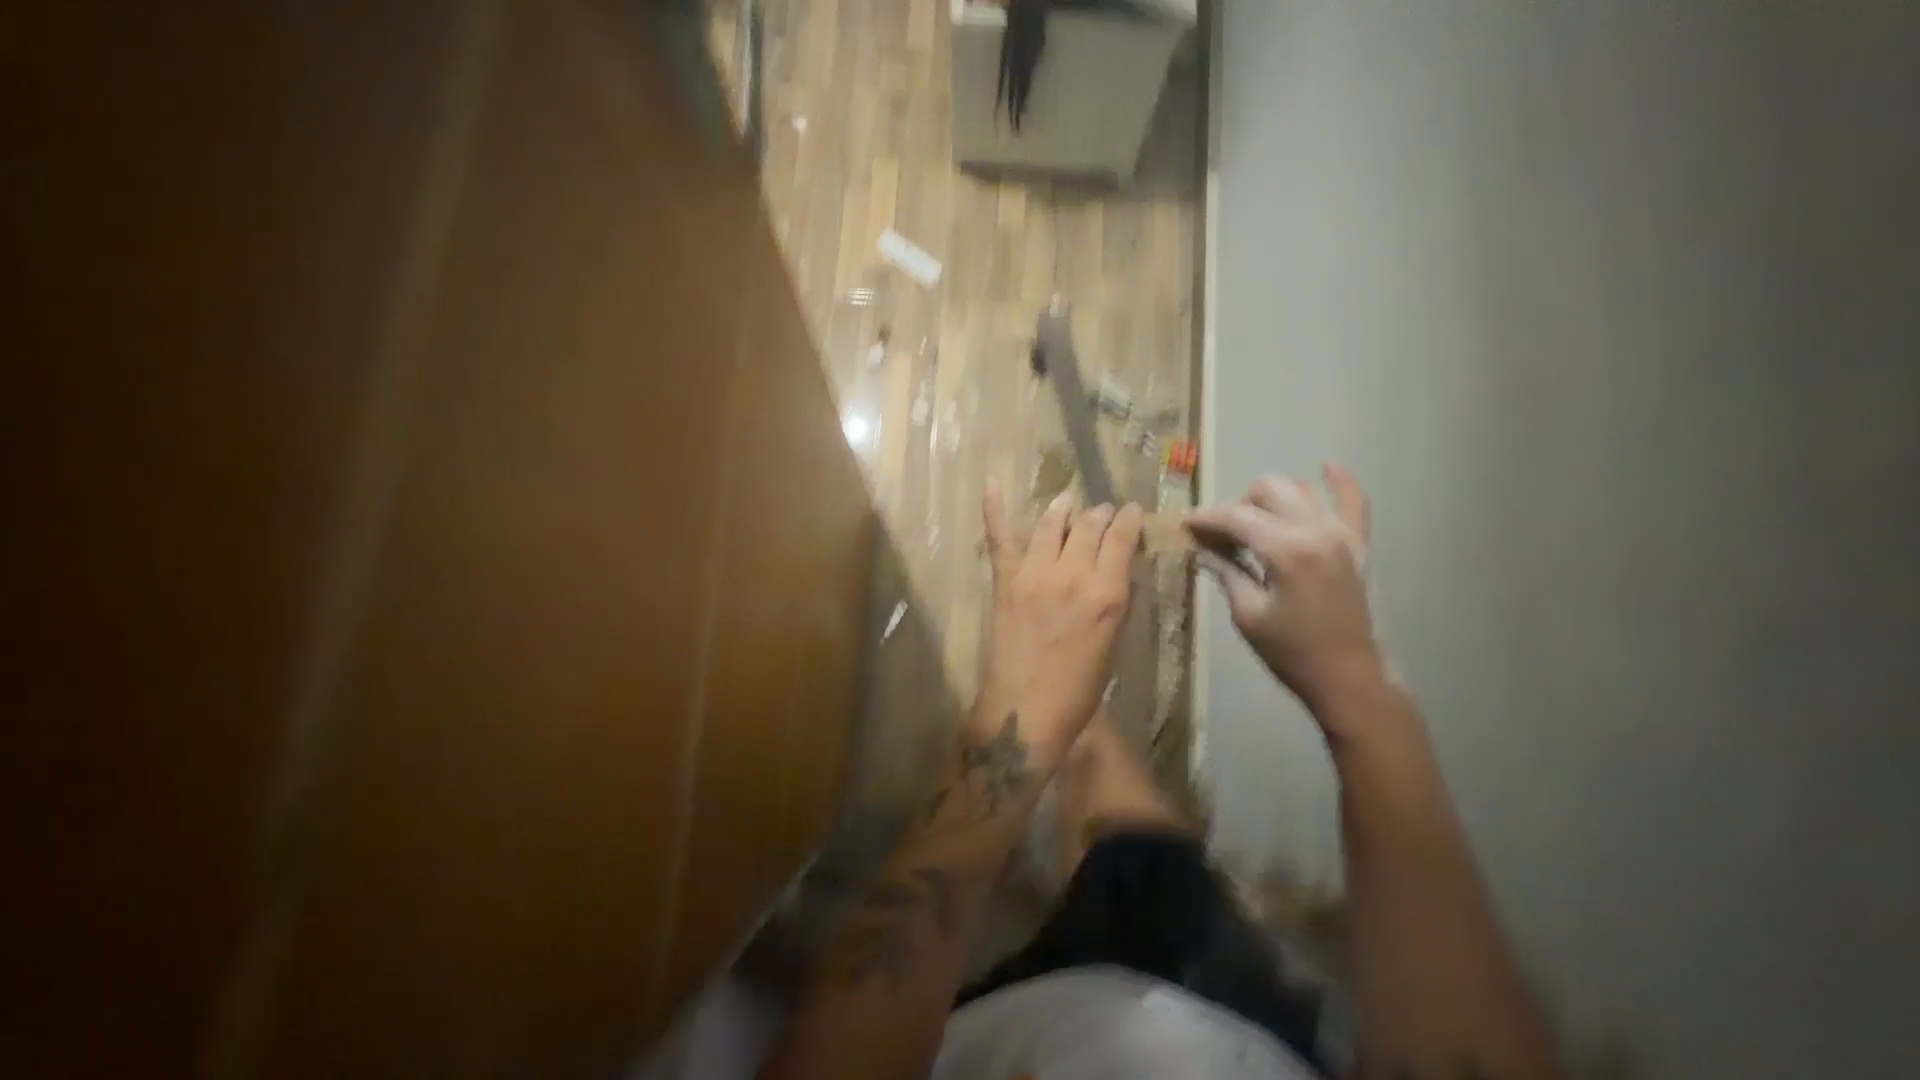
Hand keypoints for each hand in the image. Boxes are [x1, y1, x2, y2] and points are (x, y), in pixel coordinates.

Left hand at [980, 482, 1141, 751]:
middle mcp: (1074, 574)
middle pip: (1090, 526)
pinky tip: (992, 483)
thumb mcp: (1111, 644)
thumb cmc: (1078, 690)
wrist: (1025, 712)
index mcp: (1108, 593)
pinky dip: (995, 508)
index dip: (1129, 519)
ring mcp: (1035, 574)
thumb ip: (1115, 603)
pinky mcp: (1005, 581)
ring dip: (1064, 509)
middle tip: (1101, 513)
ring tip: (1067, 502)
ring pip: (1053, 524)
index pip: (1123, 538)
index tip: (1131, 511)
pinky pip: (1000, 537)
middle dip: (1099, 515)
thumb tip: (1117, 574)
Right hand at [1186, 463, 1381, 712]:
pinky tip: (1326, 467)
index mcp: (1286, 549)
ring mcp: (1341, 533)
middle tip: (1220, 535)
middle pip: (1267, 490)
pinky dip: (1340, 481)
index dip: (1206, 518)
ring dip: (1271, 498)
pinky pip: (1354, 501)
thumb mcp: (1248, 615)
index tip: (1184, 524)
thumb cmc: (1291, 652)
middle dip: (1237, 506)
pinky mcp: (1358, 544)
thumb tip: (1201, 547)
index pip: (1236, 516)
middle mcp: (1316, 530)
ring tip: (1254, 524)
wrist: (1348, 677)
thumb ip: (1226, 571)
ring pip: (1300, 489)